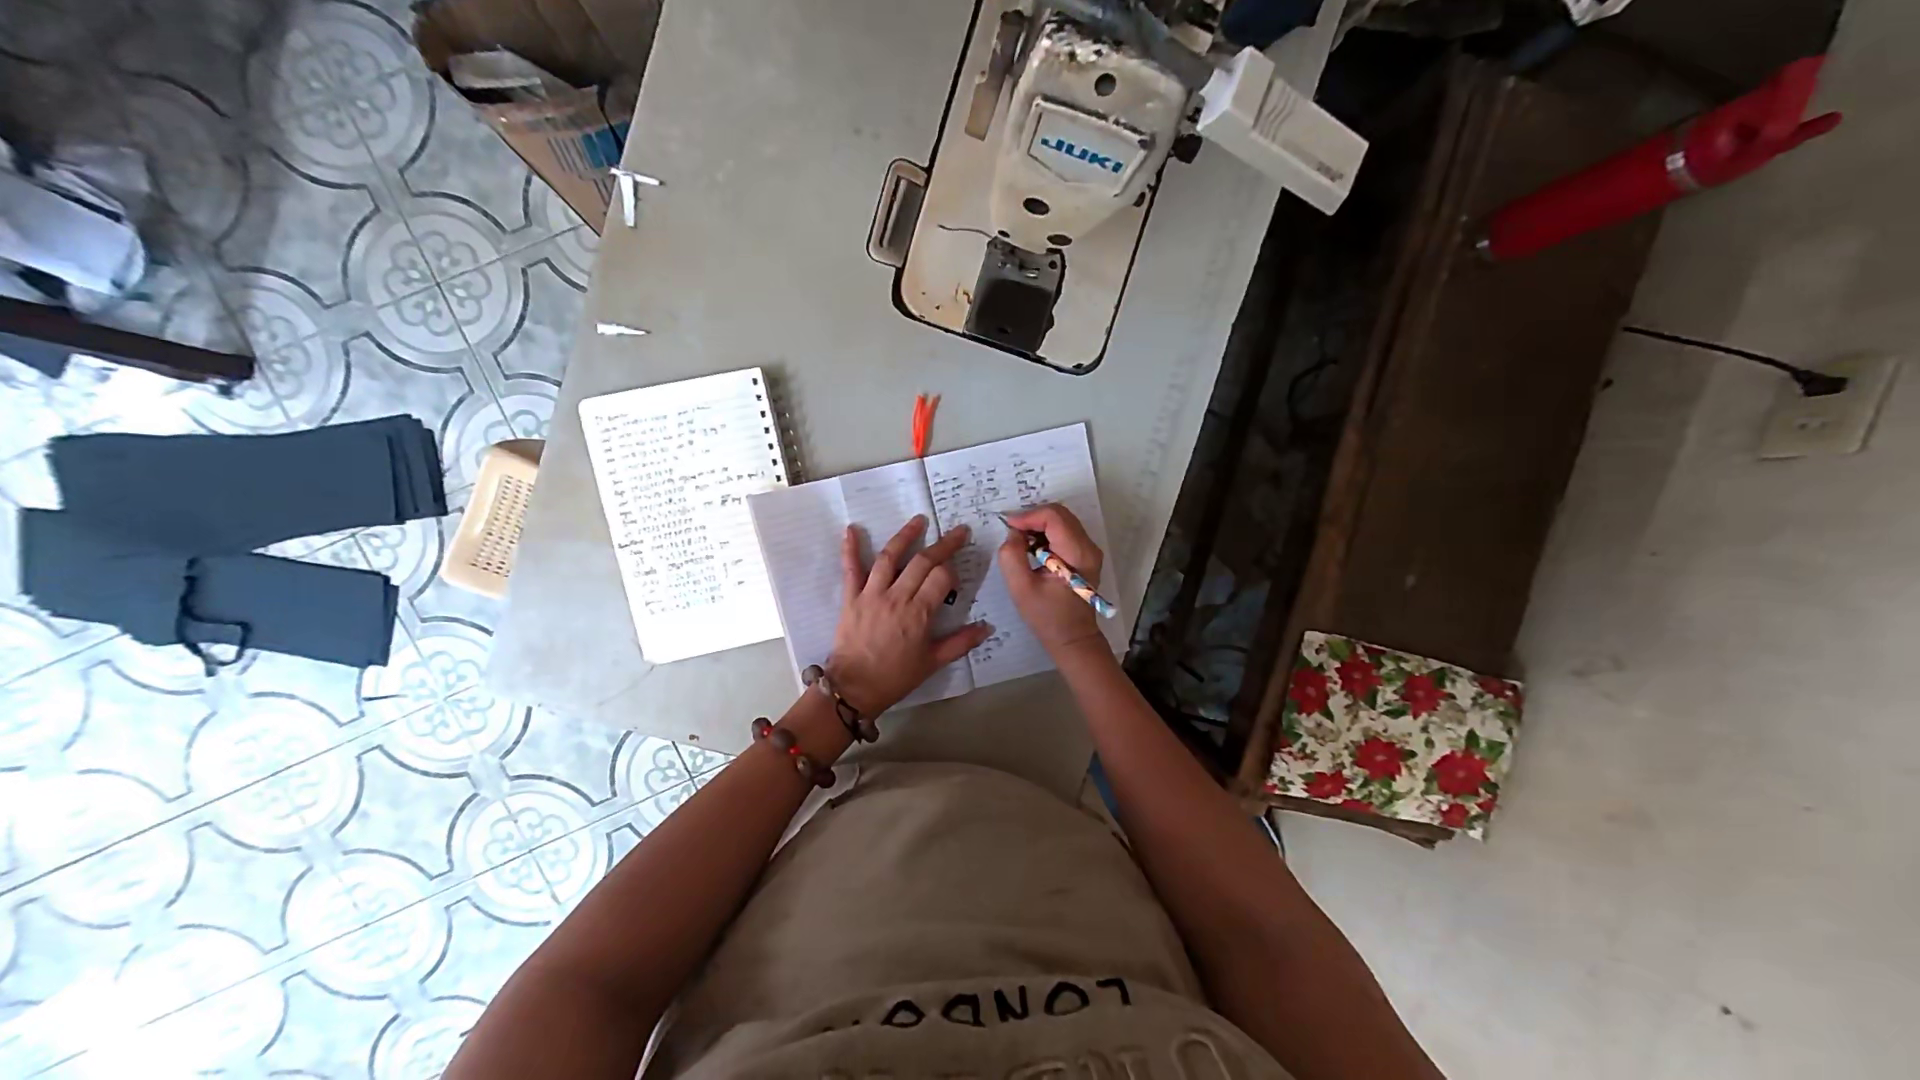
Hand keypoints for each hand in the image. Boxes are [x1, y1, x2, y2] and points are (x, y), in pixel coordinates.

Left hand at [829, 515, 991, 714]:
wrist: (854, 689)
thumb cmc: (896, 677)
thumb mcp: (932, 662)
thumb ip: (960, 642)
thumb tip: (986, 628)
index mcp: (919, 613)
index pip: (941, 578)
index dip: (951, 571)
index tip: (954, 575)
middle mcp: (897, 597)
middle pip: (922, 562)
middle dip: (943, 544)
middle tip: (957, 531)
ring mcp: (872, 594)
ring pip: (890, 557)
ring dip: (905, 536)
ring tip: (918, 520)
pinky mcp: (851, 597)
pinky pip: (851, 569)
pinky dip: (850, 548)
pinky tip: (851, 529)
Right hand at [996, 503, 1105, 657]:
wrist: (1073, 638)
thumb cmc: (1047, 617)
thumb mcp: (1020, 588)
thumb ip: (1011, 556)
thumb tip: (1014, 533)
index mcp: (1077, 554)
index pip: (1053, 517)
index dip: (1028, 516)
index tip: (1008, 527)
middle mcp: (1089, 546)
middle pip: (1059, 514)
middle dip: (1033, 518)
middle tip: (1012, 533)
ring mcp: (1089, 549)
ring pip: (1062, 520)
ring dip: (1039, 524)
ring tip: (1020, 542)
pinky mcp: (1085, 553)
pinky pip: (1064, 530)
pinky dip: (1046, 532)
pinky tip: (1033, 548)